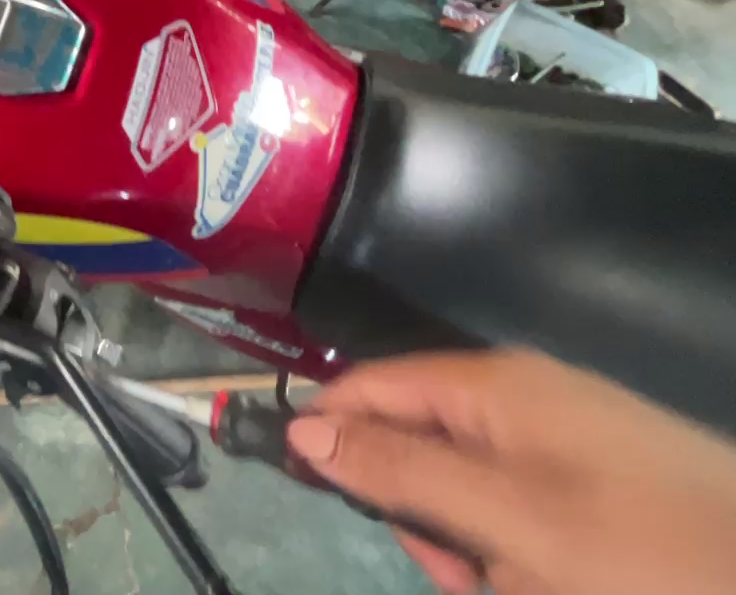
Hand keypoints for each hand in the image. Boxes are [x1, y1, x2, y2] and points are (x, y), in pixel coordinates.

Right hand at [286, 349, 735, 594]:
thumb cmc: (659, 561)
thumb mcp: (513, 521)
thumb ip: (397, 468)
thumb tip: (298, 428)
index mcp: (490, 383)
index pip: (366, 387)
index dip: (332, 433)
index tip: (325, 496)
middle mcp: (518, 394)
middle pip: (412, 436)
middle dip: (419, 508)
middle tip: (458, 571)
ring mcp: (566, 435)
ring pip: (464, 478)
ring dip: (473, 540)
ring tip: (522, 588)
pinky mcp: (603, 478)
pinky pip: (518, 500)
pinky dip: (519, 547)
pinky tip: (555, 583)